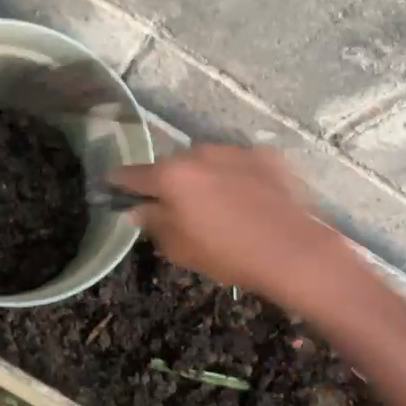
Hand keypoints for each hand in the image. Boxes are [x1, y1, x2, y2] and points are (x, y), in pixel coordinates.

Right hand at [110, 145, 347, 307]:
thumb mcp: (179, 248)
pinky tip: (247, 201)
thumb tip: (138, 209)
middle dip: (169, 183)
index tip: (112, 189)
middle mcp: (199, 153)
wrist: (293, 251)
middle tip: (176, 209)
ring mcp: (235, 151)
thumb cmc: (228, 255)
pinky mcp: (266, 156)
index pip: (131, 174)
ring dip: (204, 178)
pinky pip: (238, 164)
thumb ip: (152, 223)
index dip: (118, 183)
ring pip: (206, 161)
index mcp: (172, 176)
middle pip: (171, 166)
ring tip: (218, 207)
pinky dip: (236, 177)